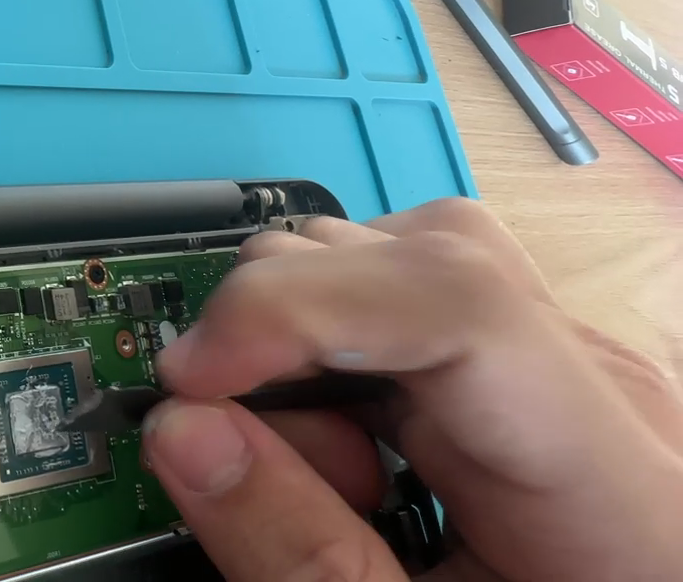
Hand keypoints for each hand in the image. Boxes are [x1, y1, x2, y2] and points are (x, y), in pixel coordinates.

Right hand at [142, 198, 682, 580]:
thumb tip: (182, 427)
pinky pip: (374, 288)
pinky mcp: (501, 354)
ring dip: (290, 339)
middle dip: (274, 334)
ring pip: (371, 252)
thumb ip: (299, 554)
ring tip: (318, 454)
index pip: (449, 299)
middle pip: (393, 261)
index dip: (292, 306)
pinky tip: (335, 432)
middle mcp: (598, 389)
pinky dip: (309, 344)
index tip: (193, 377)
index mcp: (622, 487)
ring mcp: (551, 359)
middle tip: (258, 445)